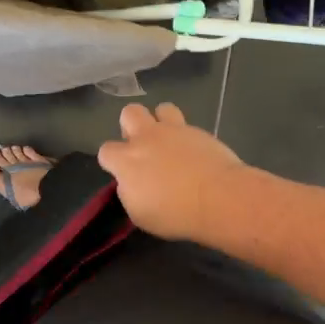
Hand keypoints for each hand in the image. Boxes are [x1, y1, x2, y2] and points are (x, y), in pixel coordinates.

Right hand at [97, 103, 247, 239]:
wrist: (218, 198)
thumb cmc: (176, 214)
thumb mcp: (140, 214)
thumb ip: (129, 192)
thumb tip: (131, 182)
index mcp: (127, 160)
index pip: (106, 150)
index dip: (113, 161)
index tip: (125, 173)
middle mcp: (147, 138)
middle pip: (129, 113)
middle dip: (132, 126)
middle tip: (144, 148)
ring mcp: (174, 131)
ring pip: (162, 109)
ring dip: (162, 123)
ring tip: (171, 143)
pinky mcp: (199, 131)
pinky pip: (188, 125)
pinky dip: (187, 137)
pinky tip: (195, 154)